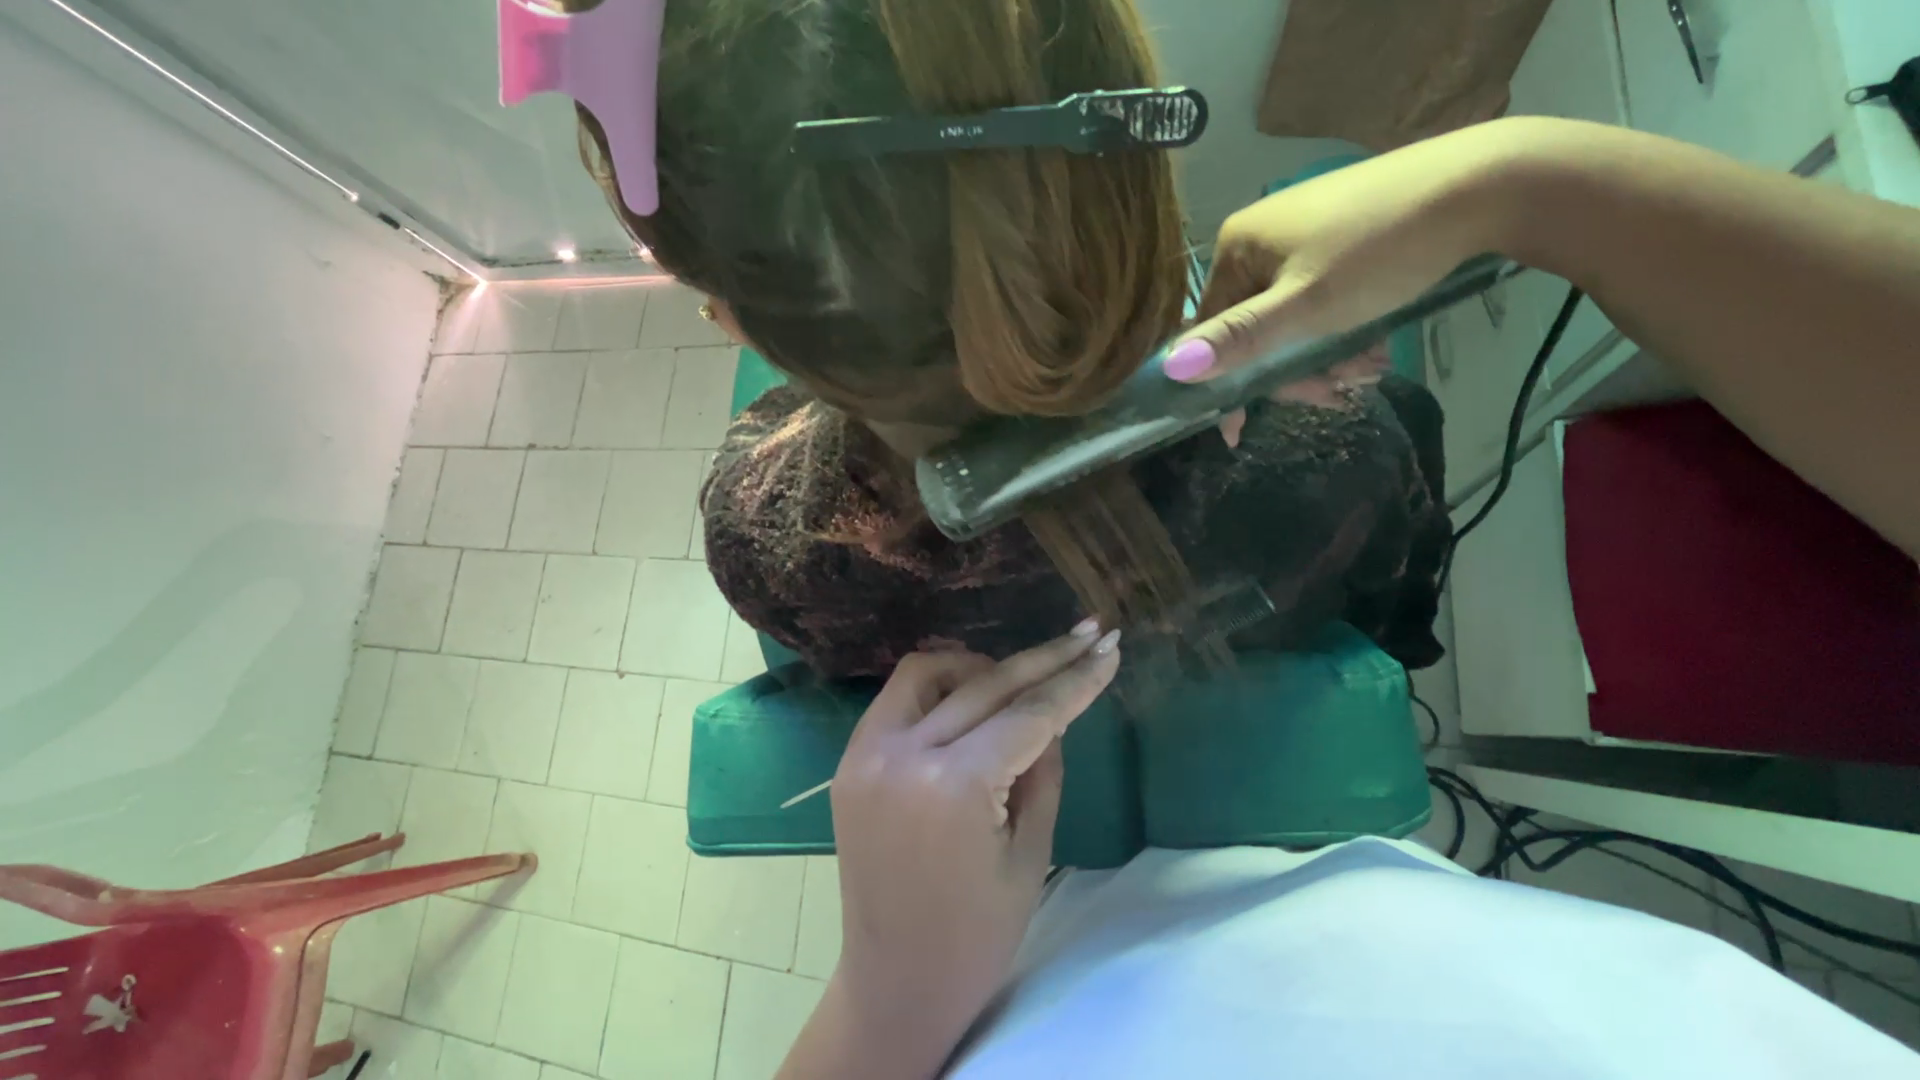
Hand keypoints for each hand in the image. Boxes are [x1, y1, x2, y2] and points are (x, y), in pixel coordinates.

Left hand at [781, 624, 1120, 1078]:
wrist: (897, 978)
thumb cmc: (978, 932)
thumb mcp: (1031, 851)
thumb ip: (1044, 768)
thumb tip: (1052, 712)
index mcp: (954, 786)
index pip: (1028, 714)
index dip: (1075, 680)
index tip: (1110, 647)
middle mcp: (902, 755)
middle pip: (985, 684)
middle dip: (1044, 659)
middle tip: (1088, 634)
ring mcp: (866, 754)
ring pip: (929, 672)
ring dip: (981, 666)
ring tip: (1024, 678)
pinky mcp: (850, 761)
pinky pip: (898, 699)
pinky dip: (937, 687)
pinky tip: (970, 696)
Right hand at [1163, 121, 1527, 442]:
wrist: (1480, 186)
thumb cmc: (1380, 251)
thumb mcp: (1305, 306)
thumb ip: (1239, 339)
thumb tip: (1171, 370)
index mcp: (1236, 246)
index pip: (1211, 330)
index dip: (1227, 382)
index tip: (1241, 431)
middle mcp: (1259, 237)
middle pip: (1255, 328)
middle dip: (1294, 369)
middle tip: (1338, 392)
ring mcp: (1300, 233)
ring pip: (1292, 320)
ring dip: (1325, 355)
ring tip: (1370, 366)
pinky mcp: (1339, 235)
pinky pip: (1319, 300)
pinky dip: (1341, 329)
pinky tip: (1374, 342)